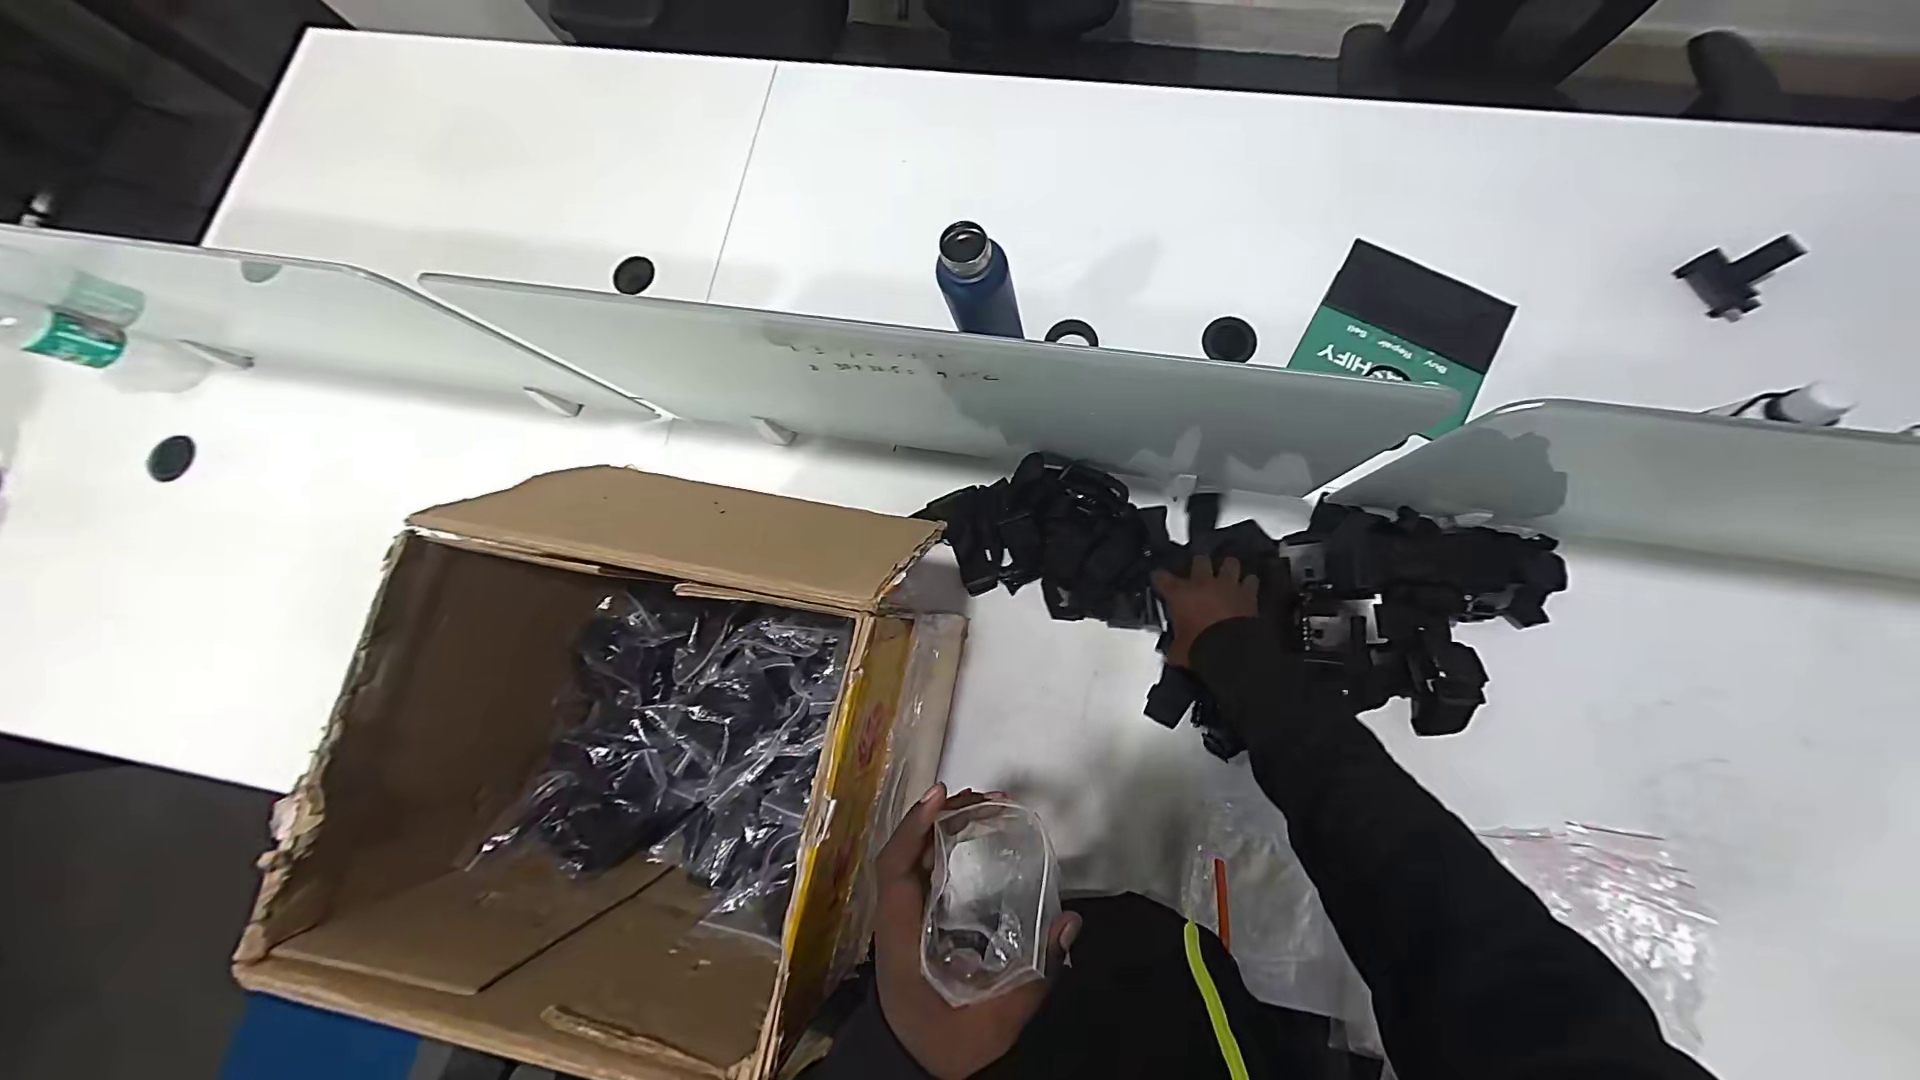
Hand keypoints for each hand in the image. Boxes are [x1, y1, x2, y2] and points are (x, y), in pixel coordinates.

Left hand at [873, 783, 1080, 1079]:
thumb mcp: (994, 1021)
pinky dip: (946, 842)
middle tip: (990, 800)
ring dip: (945, 824)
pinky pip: (925, 865)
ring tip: (988, 807)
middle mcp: (896, 914)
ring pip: (916, 852)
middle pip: (908, 848)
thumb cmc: (945, 1043)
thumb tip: (1070, 922)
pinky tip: (975, 835)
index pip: (895, 867)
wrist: (910, 1065)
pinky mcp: (914, 914)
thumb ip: (1035, 976)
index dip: (914, 827)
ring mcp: (902, 912)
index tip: (941, 796)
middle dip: (943, 815)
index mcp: (900, 935)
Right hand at [1151, 554, 1259, 667]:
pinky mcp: (1248, 593)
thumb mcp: (1178, 650)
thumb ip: (1174, 647)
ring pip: (1229, 563)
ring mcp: (1227, 586)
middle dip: (1199, 564)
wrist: (1231, 650)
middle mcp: (1202, 583)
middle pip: (1200, 560)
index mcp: (1179, 594)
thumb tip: (1173, 654)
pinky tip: (1247, 587)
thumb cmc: (1198, 647)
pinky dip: (1249, 584)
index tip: (1158, 579)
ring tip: (1227, 574)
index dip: (1159, 577)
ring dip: (1228, 568)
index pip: (1161, 577)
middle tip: (1199, 572)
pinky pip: (1251, 581)